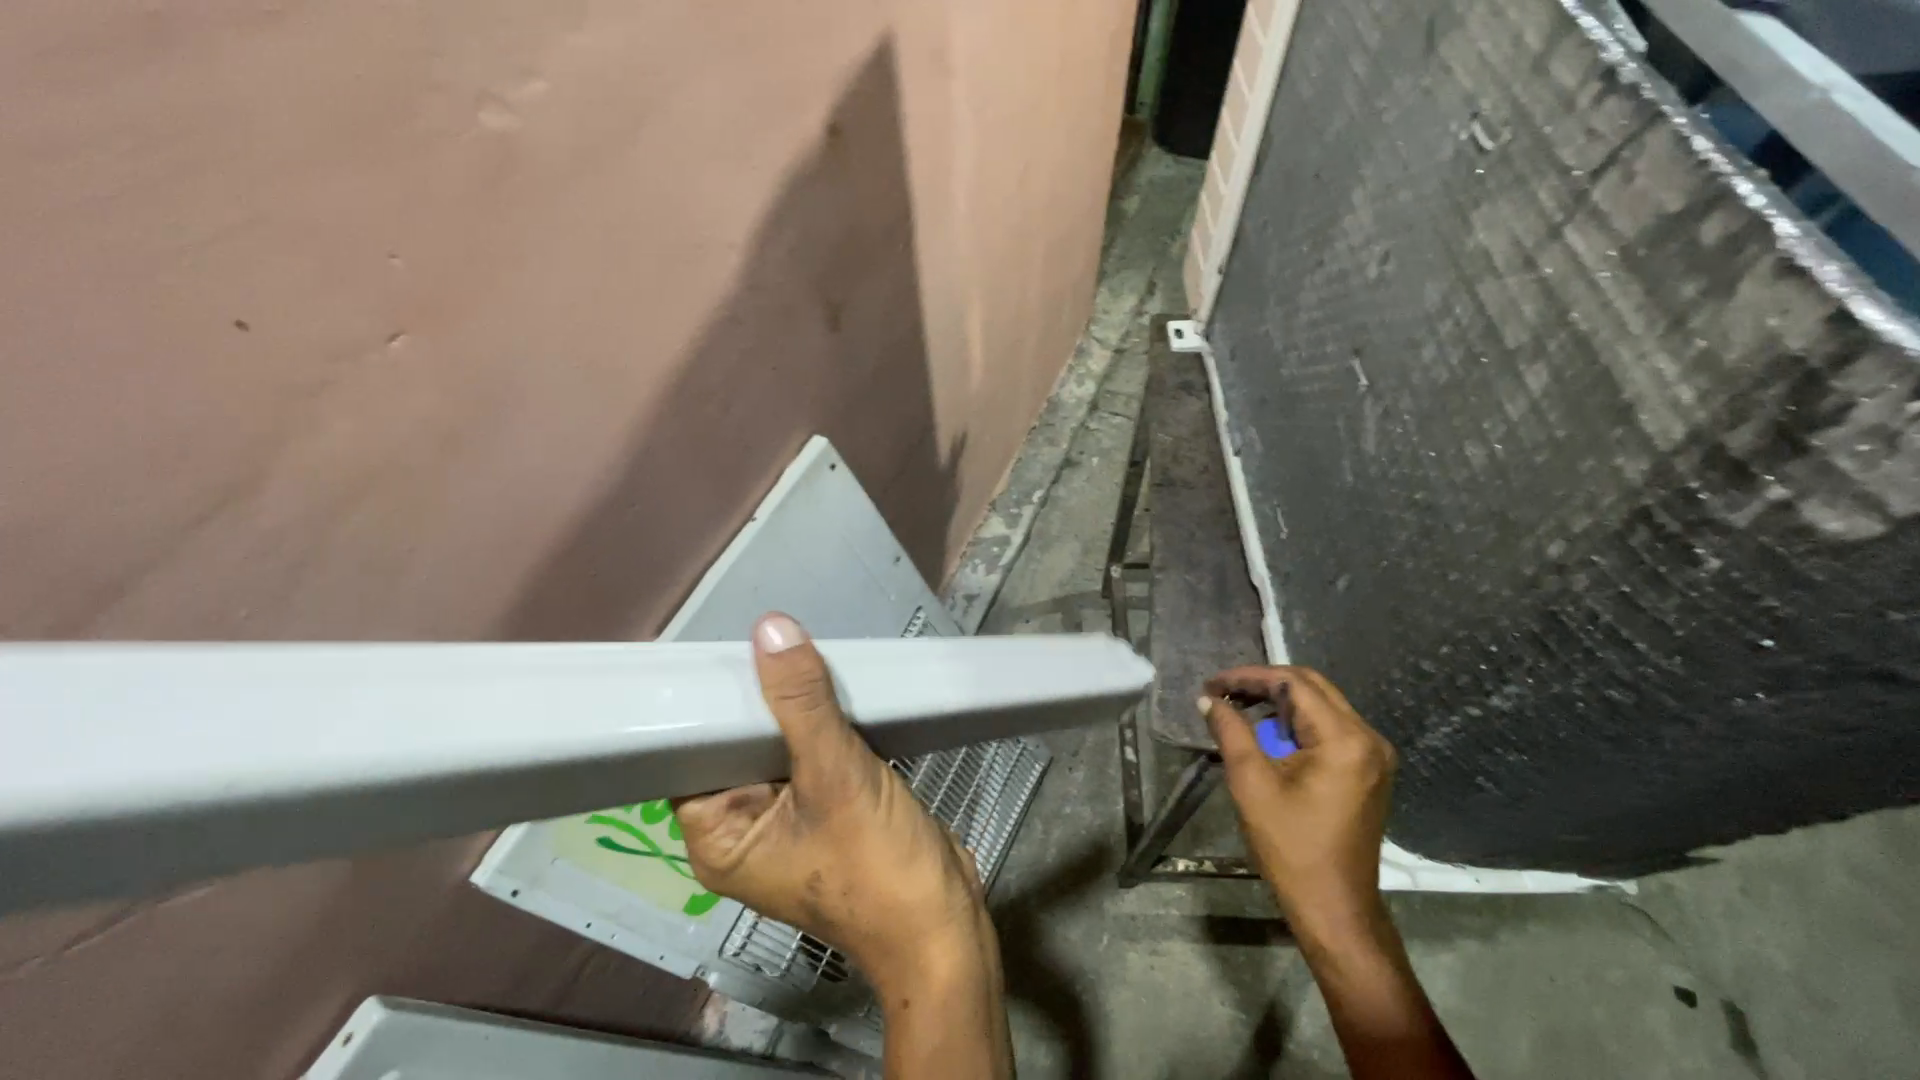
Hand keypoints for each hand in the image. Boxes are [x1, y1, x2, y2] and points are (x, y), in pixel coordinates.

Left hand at [671, 613, 990, 990]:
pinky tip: (834, 691)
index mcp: (718, 839)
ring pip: (779, 748)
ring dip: (795, 710)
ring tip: (804, 654)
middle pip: (737, 746)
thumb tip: (770, 628)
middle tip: (772, 641)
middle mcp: (743, 832)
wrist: (946, 925)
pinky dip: (823, 729)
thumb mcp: (836, 777)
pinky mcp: (827, 814)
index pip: (688, 755)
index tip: (722, 650)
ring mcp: (787, 824)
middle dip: (759, 700)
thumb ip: (803, 702)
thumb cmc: (879, 867)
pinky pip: (811, 758)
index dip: (705, 704)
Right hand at [1198, 666, 1396, 930]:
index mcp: (1345, 739)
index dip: (1250, 677)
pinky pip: (1331, 729)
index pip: (1294, 685)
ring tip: (1238, 708)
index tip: (1212, 685)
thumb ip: (1231, 732)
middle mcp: (1369, 738)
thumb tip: (1208, 700)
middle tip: (1223, 692)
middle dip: (1265, 684)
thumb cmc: (1291, 848)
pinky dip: (1298, 724)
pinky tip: (1268, 733)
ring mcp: (1374, 755)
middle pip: (1313, 688)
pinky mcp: (1369, 771)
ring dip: (1280, 703)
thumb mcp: (1252, 785)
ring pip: (1323, 706)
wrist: (1334, 905)